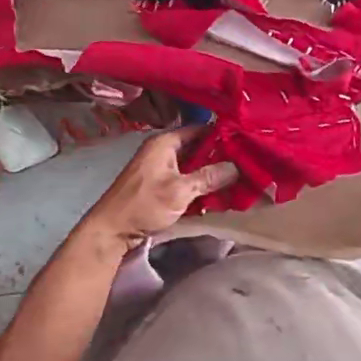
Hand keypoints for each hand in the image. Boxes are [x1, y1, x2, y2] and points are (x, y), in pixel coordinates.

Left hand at [81, 126, 238, 250]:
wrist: (111, 231)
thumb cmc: (143, 205)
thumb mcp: (180, 190)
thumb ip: (209, 177)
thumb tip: (237, 166)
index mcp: (165, 143)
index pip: (201, 129)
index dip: (223, 134)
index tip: (246, 141)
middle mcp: (164, 151)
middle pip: (199, 148)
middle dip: (222, 156)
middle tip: (248, 162)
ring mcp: (163, 168)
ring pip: (195, 165)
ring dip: (213, 173)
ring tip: (241, 177)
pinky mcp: (162, 185)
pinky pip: (188, 179)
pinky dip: (202, 185)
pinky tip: (222, 192)